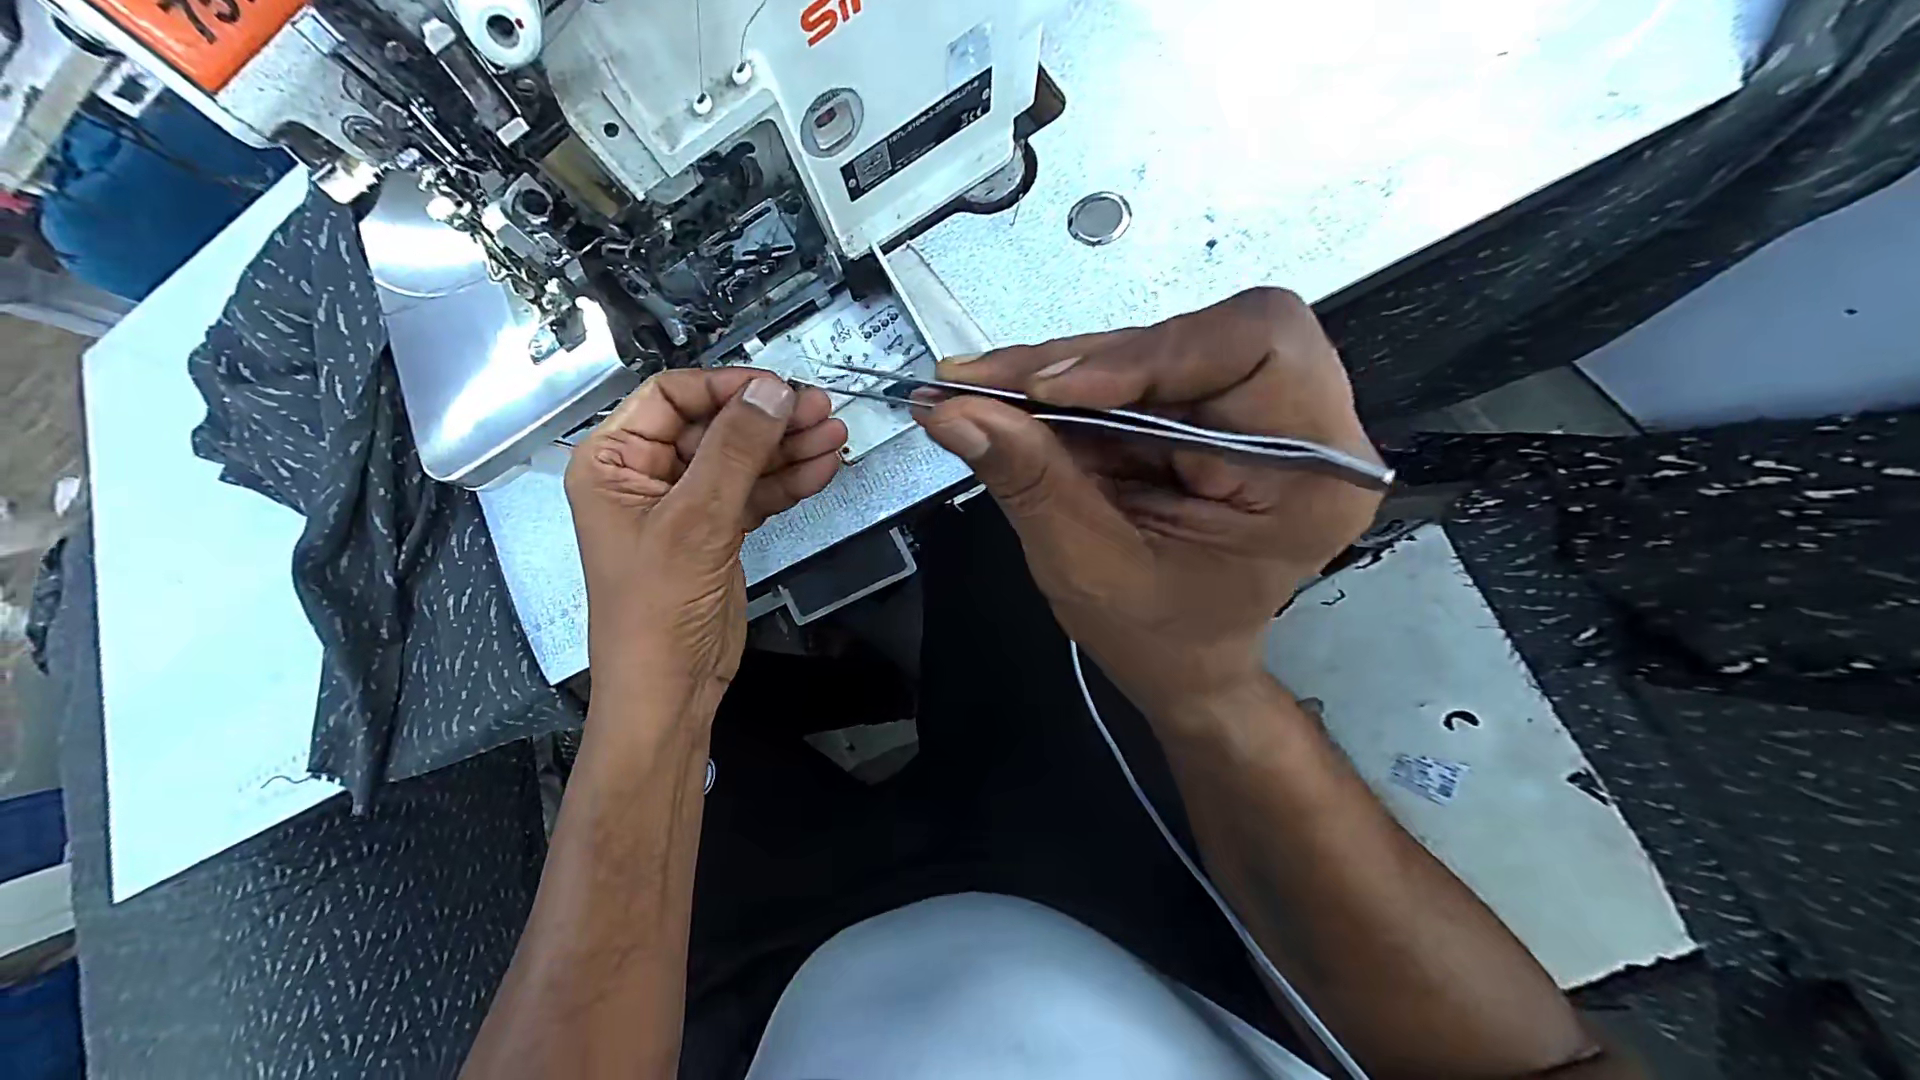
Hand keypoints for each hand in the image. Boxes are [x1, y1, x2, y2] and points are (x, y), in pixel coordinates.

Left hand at [565, 370, 845, 702]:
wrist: (672, 687)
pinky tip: (821, 469)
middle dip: (770, 421)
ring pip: (743, 460)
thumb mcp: (696, 521)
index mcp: (614, 462)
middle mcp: (648, 477)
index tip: (778, 389)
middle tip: (819, 411)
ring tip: (833, 435)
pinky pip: (757, 492)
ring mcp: (688, 505)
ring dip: (789, 449)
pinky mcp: (719, 530)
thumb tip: (771, 392)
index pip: (672, 398)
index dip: (727, 389)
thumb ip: (736, 451)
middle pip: (717, 427)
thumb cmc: (655, 611)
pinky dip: (789, 481)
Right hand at [915, 288, 1382, 718]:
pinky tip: (1016, 403)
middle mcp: (1303, 429)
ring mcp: (1255, 416)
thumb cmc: (1159, 639)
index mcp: (1313, 477)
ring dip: (1064, 372)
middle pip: (1197, 336)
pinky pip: (1135, 373)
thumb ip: (1031, 483)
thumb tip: (955, 410)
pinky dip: (1069, 389)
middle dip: (1085, 362)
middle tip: (988, 384)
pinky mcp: (1206, 413)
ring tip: (985, 394)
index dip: (1148, 354)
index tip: (1050, 390)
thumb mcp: (1090, 569)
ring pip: (1155, 348)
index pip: (1256, 346)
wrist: (1183, 661)